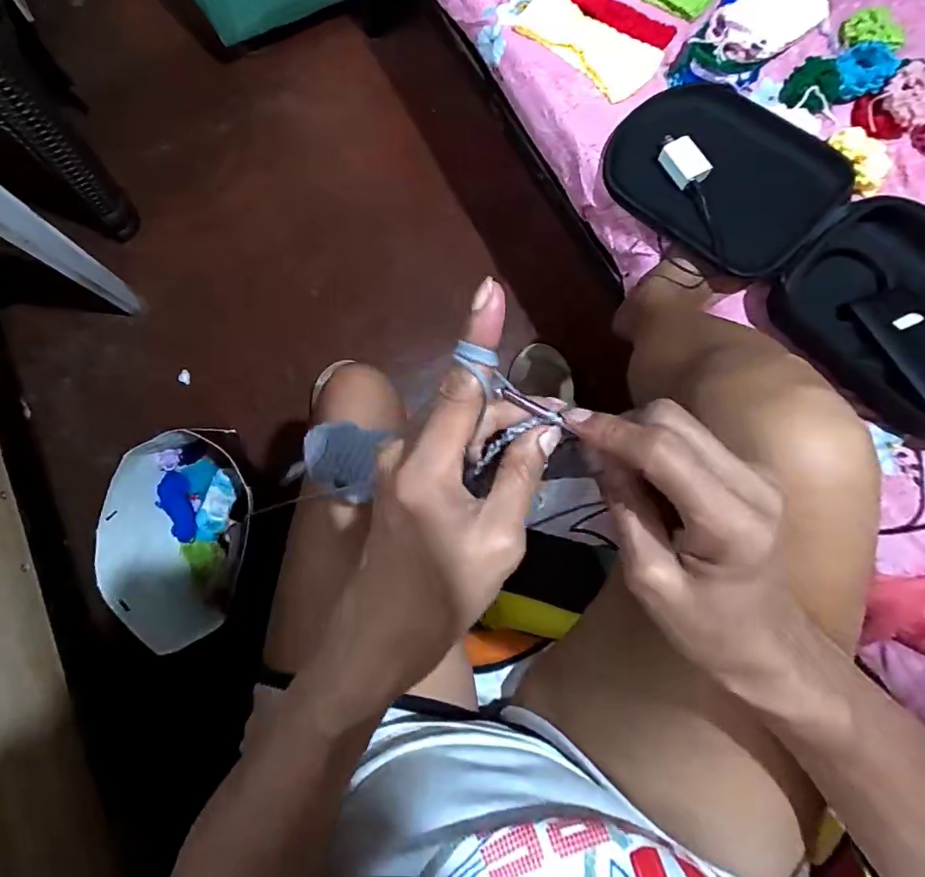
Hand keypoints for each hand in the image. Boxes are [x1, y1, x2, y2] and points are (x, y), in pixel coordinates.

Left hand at [308, 278, 556, 714]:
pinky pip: (441, 446)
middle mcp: (403, 450)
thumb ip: (519, 477)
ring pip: (454, 426)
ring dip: (490, 436)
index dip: (477, 334)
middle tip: (545, 439)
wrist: (379, 635)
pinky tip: (493, 479)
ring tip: (522, 467)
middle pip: (463, 405)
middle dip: (506, 412)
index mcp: (425, 464)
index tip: (487, 288)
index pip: (460, 383)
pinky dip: (471, 451)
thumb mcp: (499, 541)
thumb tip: (539, 430)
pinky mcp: (395, 475)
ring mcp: (393, 461)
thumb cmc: (442, 595)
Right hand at [568, 400, 825, 699]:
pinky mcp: (750, 469)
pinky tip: (644, 479)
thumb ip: (625, 511)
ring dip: (638, 435)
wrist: (771, 645)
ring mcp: (756, 472)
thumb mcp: (649, 580)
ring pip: (681, 423)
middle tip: (591, 454)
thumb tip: (597, 452)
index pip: (663, 451)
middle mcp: (752, 482)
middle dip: (623, 427)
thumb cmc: (707, 628)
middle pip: (673, 420)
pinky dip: (656, 446)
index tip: (569, 422)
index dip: (613, 431)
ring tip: (615, 470)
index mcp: (730, 521)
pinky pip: (691, 437)